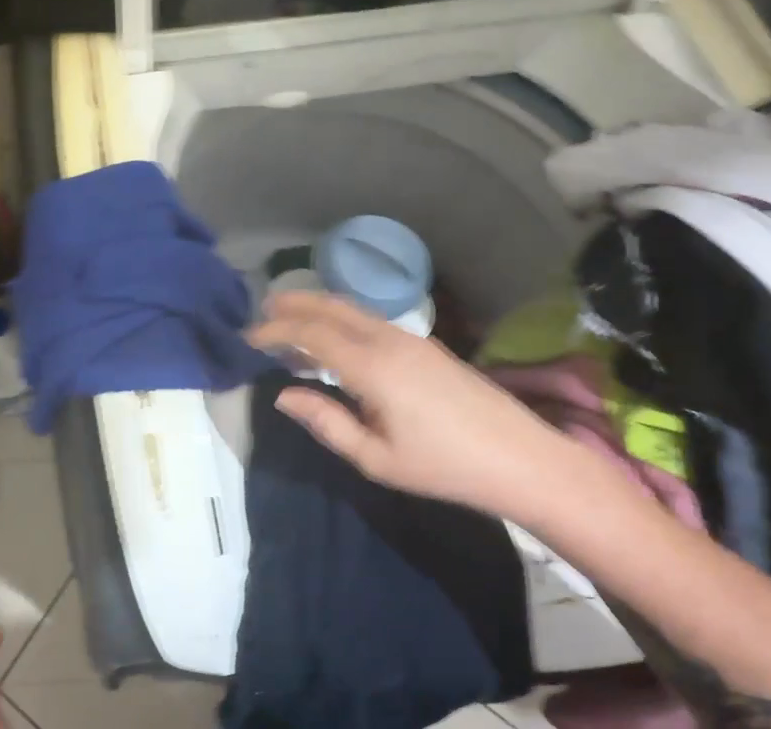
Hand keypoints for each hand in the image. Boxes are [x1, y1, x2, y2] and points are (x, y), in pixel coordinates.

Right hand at [247, 291, 584, 520]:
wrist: (522, 460)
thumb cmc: (444, 467)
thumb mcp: (376, 458)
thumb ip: (327, 422)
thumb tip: (284, 395)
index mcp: (372, 366)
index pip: (310, 334)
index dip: (275, 332)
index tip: (247, 339)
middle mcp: (388, 340)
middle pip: (331, 308)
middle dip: (293, 304)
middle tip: (262, 310)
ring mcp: (411, 339)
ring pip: (353, 310)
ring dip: (318, 310)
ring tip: (291, 322)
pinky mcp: (426, 346)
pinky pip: (371, 320)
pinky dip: (341, 320)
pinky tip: (336, 341)